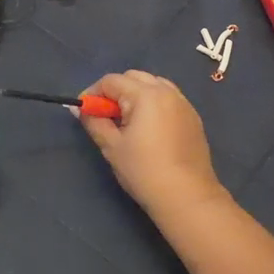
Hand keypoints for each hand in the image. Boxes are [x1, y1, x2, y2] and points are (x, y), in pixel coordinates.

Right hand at [80, 71, 228, 219]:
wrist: (186, 196)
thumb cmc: (143, 170)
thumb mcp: (111, 146)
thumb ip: (94, 121)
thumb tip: (81, 108)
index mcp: (146, 94)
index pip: (111, 81)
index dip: (93, 93)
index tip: (84, 112)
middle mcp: (167, 92)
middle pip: (133, 77)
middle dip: (115, 91)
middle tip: (106, 116)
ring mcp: (183, 104)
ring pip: (153, 85)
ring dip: (135, 95)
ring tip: (128, 121)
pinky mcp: (193, 118)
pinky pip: (168, 99)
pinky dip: (153, 104)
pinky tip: (148, 129)